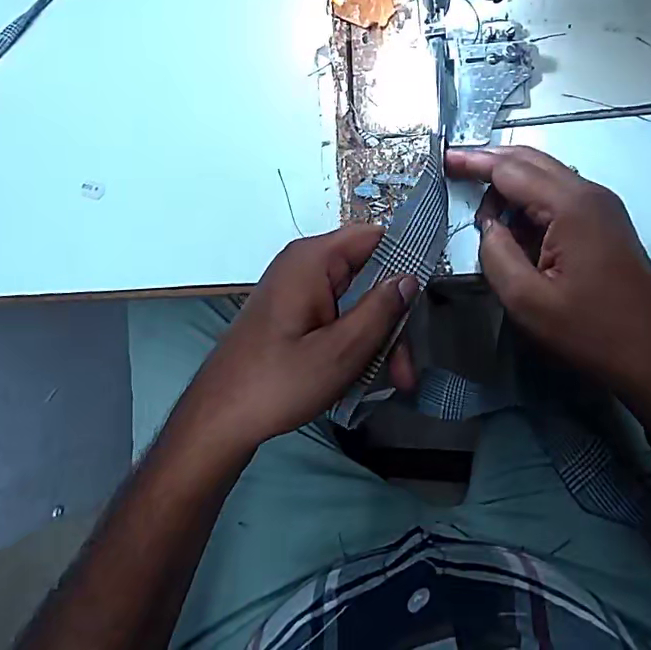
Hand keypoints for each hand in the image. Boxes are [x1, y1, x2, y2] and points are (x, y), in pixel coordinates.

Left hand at [167, 225, 418, 459]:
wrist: (221, 415)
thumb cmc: (278, 381)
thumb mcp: (341, 351)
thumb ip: (380, 311)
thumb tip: (409, 278)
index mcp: (312, 259)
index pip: (372, 236)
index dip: (405, 259)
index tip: (429, 297)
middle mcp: (304, 264)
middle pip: (368, 272)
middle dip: (392, 317)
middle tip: (406, 368)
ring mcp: (297, 287)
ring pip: (355, 298)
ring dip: (377, 335)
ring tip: (392, 380)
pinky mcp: (293, 310)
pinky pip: (336, 312)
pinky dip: (355, 338)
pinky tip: (367, 374)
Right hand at [446, 146, 650, 459]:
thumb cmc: (593, 333)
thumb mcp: (527, 300)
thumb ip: (495, 253)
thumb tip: (489, 226)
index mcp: (572, 207)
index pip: (510, 169)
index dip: (473, 162)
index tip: (443, 159)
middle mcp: (591, 194)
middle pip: (529, 161)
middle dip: (489, 163)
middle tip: (454, 172)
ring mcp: (603, 207)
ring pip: (545, 175)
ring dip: (510, 185)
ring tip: (485, 217)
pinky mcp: (606, 223)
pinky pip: (558, 195)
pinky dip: (530, 200)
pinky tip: (515, 227)